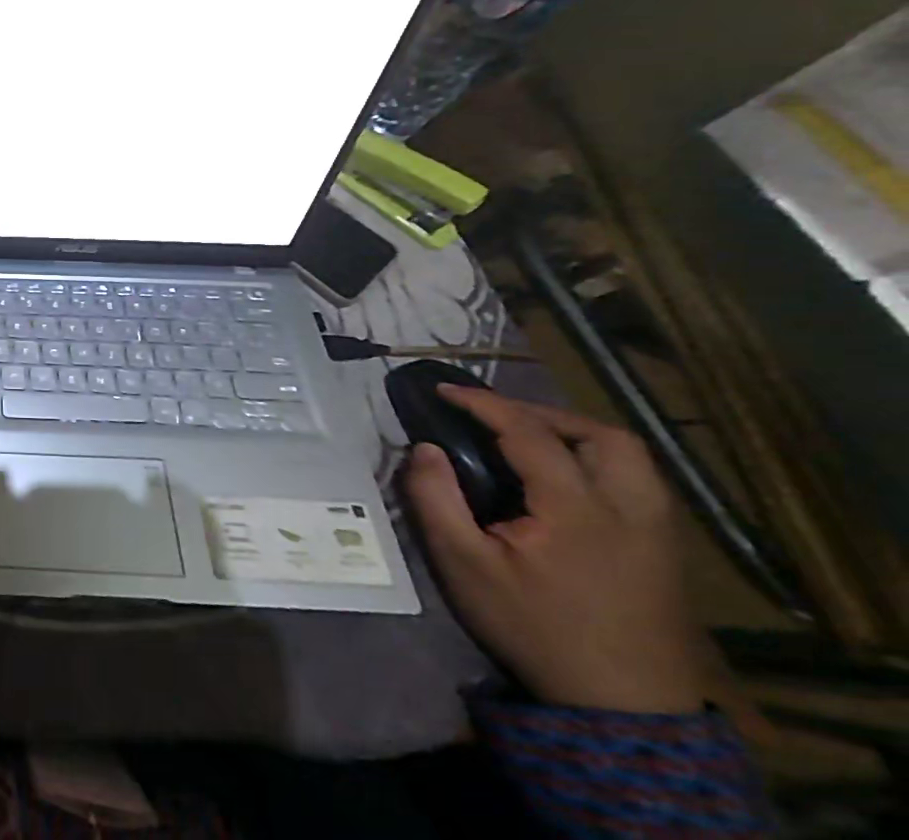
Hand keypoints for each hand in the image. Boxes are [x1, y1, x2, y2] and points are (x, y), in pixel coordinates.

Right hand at [405, 386, 706, 713]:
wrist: (620, 701)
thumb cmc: (533, 626)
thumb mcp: (464, 565)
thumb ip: (436, 499)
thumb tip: (424, 447)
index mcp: (577, 506)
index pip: (529, 432)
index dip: (484, 404)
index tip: (443, 390)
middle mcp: (629, 505)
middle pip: (600, 434)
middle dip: (543, 413)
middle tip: (496, 418)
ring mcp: (658, 527)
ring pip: (629, 455)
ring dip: (577, 435)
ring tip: (531, 442)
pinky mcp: (667, 547)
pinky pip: (637, 480)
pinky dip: (598, 461)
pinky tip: (567, 480)